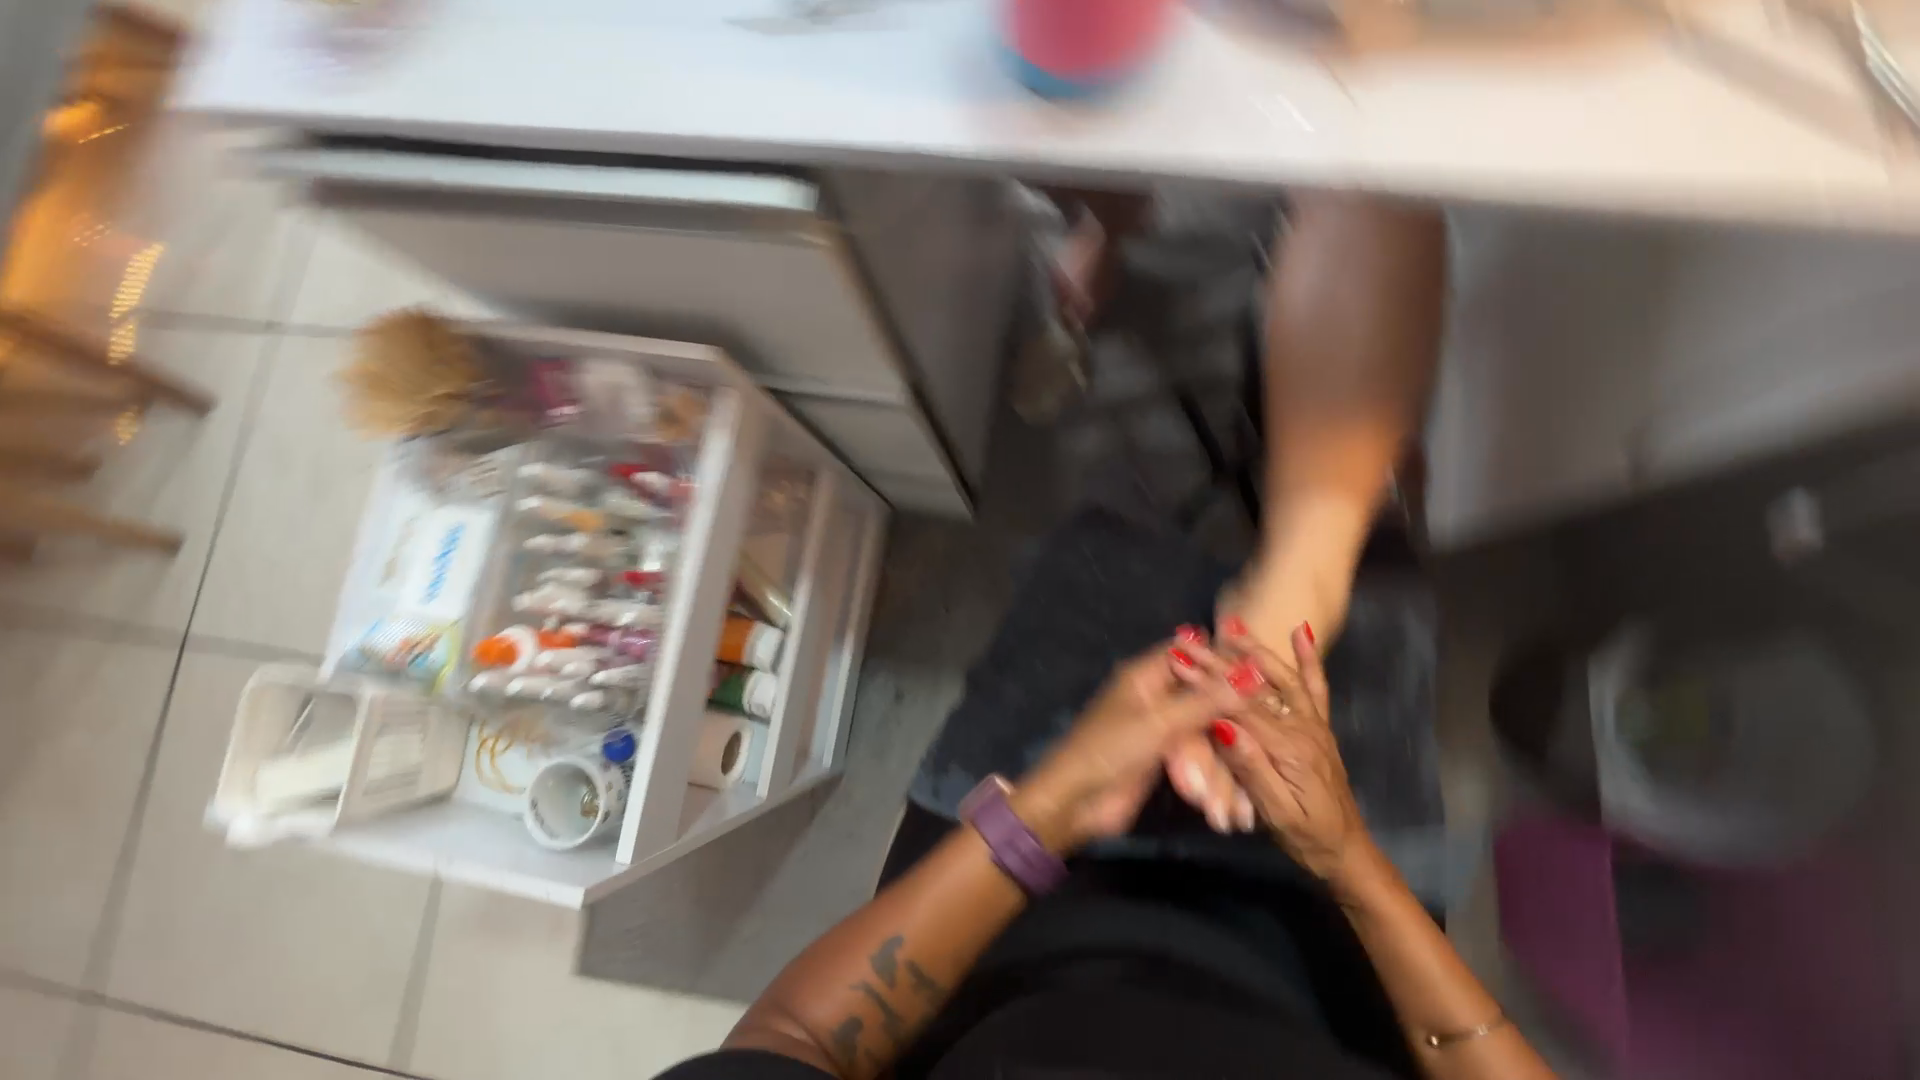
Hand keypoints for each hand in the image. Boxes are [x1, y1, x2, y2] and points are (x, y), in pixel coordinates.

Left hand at [1011, 639, 1246, 853]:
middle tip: (1260, 733)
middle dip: (1226, 718)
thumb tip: (1251, 673)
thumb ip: (1205, 700)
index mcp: (1144, 675)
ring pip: (1204, 731)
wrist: (1077, 802)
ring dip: (1215, 760)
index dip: (1221, 659)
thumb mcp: (1160, 723)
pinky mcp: (1165, 758)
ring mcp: (1161, 728)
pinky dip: (1209, 775)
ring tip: (1232, 781)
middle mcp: (1155, 696)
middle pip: (1203, 695)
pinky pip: (1198, 756)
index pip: (1188, 652)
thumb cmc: (1111, 750)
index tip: (1260, 671)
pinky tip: (1226, 798)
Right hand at [1211, 624, 1375, 890]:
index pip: (1239, 706)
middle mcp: (1303, 727)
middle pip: (1256, 686)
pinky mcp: (1319, 728)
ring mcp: (1314, 724)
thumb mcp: (1276, 812)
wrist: (1347, 853)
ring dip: (1255, 649)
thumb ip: (1251, 767)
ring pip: (1283, 677)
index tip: (1178, 660)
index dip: (1206, 681)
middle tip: (1188, 640)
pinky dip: (1309, 659)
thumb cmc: (1306, 838)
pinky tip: (1302, 633)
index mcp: (1287, 748)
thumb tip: (1222, 724)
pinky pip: (1315, 687)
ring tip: (1231, 626)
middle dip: (1219, 659)